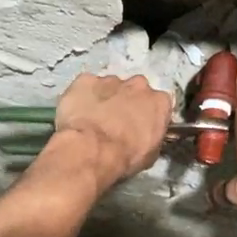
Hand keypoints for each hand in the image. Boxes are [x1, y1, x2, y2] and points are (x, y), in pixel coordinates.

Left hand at [48, 73, 172, 187]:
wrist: (92, 149)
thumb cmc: (125, 157)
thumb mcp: (150, 155)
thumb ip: (152, 136)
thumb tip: (146, 135)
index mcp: (159, 101)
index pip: (158, 104)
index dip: (147, 115)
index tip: (138, 126)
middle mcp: (138, 85)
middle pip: (134, 90)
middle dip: (126, 103)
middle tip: (114, 122)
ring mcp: (110, 80)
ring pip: (109, 86)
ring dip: (104, 99)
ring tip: (92, 120)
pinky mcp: (85, 80)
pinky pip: (85, 86)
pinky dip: (82, 97)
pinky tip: (77, 113)